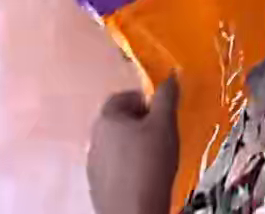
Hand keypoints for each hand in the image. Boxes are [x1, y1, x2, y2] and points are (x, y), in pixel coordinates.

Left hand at [88, 75, 179, 213]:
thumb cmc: (149, 163)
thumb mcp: (165, 121)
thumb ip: (167, 94)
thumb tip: (171, 76)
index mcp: (105, 120)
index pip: (123, 96)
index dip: (144, 99)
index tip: (160, 110)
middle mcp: (94, 141)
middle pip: (120, 120)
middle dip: (142, 122)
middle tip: (161, 130)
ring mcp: (93, 167)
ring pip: (118, 144)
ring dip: (136, 144)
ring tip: (156, 154)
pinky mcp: (98, 189)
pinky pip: (116, 167)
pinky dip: (130, 166)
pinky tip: (146, 175)